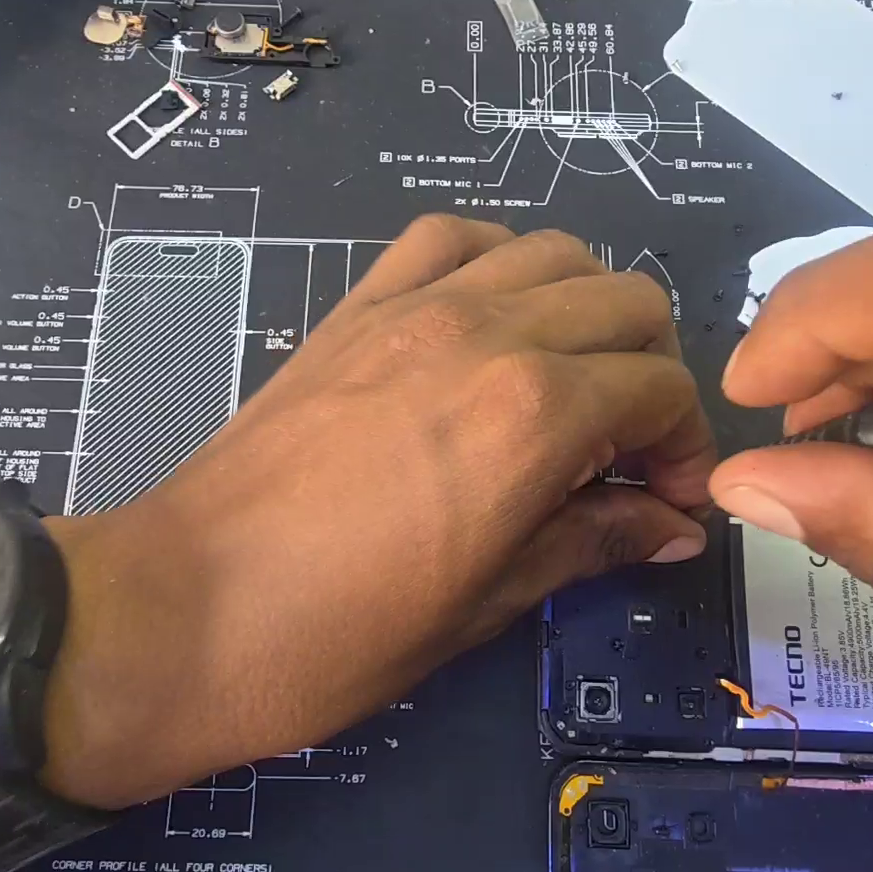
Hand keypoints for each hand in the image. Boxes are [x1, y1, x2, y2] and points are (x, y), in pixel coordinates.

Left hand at [40, 215, 717, 807]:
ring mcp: (417, 305)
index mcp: (535, 415)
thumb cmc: (342, 634)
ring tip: (570, 377)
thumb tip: (677, 528)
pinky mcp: (358, 304)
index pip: (662, 390)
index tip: (669, 499)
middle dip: (653, 371)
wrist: (186, 607)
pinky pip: (449, 238)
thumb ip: (594, 542)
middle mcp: (490, 332)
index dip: (686, 445)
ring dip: (588, 310)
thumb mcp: (489, 602)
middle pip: (628, 304)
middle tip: (630, 444)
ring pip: (553, 253)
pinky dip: (496, 260)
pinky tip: (494, 313)